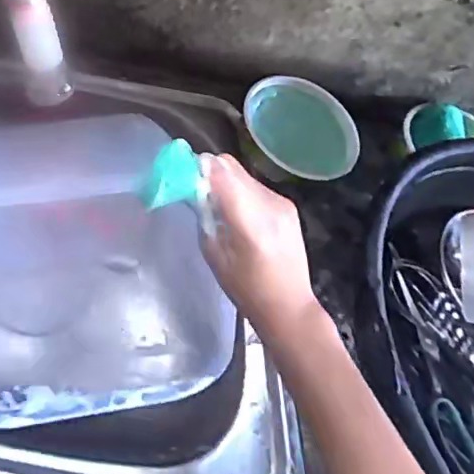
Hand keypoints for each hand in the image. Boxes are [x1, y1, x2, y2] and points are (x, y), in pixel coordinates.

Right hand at [201, 153, 322, 338]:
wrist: (289, 307)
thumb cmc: (246, 289)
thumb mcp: (214, 254)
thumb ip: (204, 215)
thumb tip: (193, 187)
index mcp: (250, 223)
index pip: (221, 174)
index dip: (199, 168)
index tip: (184, 173)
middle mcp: (269, 205)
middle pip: (230, 166)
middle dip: (210, 171)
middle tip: (197, 188)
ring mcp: (281, 203)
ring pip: (242, 173)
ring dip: (225, 180)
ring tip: (219, 205)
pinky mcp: (287, 204)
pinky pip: (255, 185)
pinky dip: (241, 190)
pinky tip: (239, 213)